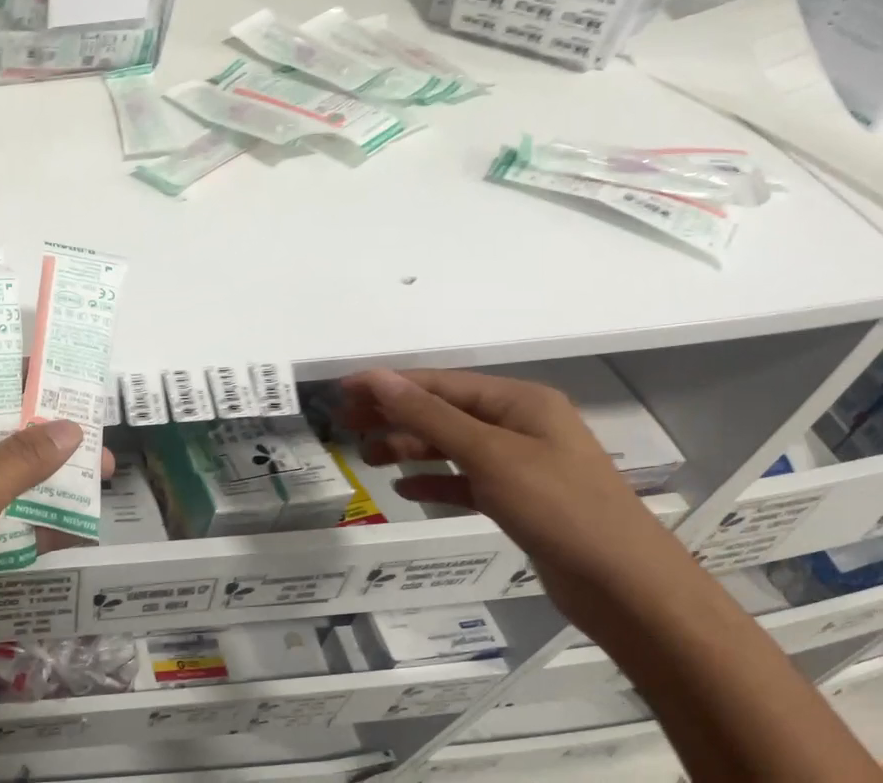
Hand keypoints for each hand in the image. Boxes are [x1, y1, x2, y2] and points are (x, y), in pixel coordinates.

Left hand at [0, 395, 107, 750]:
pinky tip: (82, 515)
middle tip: (92, 426)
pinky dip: (40, 516)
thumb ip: (18, 458)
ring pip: (1, 481)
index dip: (0, 382)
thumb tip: (68, 426)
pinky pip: (6, 522)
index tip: (50, 374)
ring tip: (103, 468)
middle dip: (37, 433)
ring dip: (47, 475)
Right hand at [336, 368, 684, 623]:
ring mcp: (521, 464)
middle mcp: (521, 425)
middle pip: (442, 411)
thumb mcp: (488, 455)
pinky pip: (464, 480)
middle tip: (344, 424)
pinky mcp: (519, 500)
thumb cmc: (560, 509)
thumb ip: (428, 415)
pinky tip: (405, 488)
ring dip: (408, 447)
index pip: (440, 383)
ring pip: (450, 445)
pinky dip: (434, 480)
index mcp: (520, 403)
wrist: (629, 590)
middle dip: (393, 415)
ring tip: (366, 458)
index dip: (388, 385)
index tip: (341, 391)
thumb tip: (376, 379)